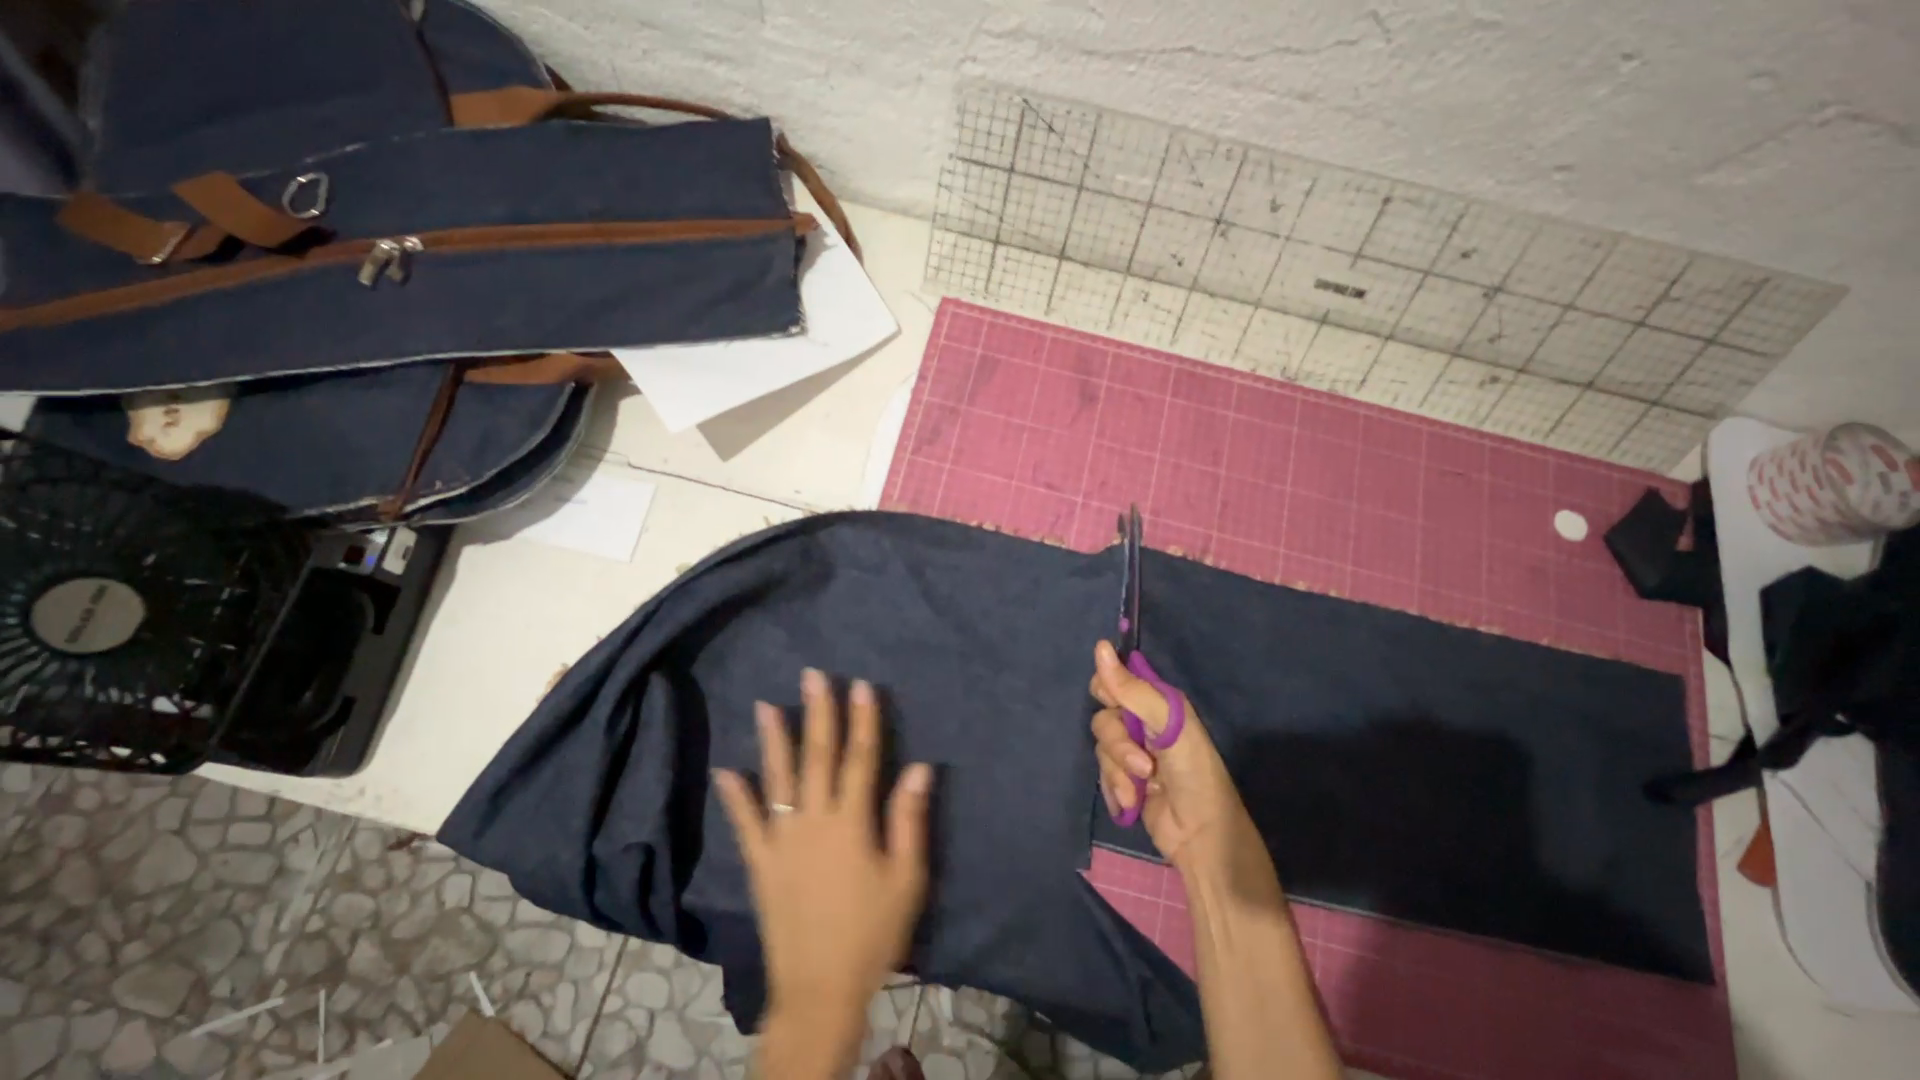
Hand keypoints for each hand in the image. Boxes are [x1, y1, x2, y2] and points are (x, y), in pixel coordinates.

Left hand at [714, 669, 933, 1019]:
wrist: (821, 986)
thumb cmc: (874, 932)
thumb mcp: (906, 879)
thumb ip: (909, 819)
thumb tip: (919, 766)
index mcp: (852, 822)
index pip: (860, 759)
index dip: (862, 721)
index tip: (861, 684)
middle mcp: (813, 821)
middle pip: (817, 758)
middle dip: (817, 714)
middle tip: (812, 675)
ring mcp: (781, 841)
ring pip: (777, 781)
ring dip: (773, 741)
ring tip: (766, 706)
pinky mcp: (760, 864)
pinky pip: (745, 824)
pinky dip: (736, 797)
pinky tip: (726, 771)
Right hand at [1090, 641, 1255, 873]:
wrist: (1200, 833)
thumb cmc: (1194, 772)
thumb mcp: (1169, 725)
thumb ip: (1132, 690)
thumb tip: (1100, 646)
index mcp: (1157, 704)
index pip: (1114, 682)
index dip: (1107, 691)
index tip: (1113, 704)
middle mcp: (1143, 725)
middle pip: (1103, 719)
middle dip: (1117, 745)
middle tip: (1141, 763)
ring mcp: (1132, 755)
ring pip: (1102, 750)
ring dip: (1118, 773)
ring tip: (1140, 789)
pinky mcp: (1125, 782)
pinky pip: (1102, 776)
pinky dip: (1115, 790)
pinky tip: (1132, 801)